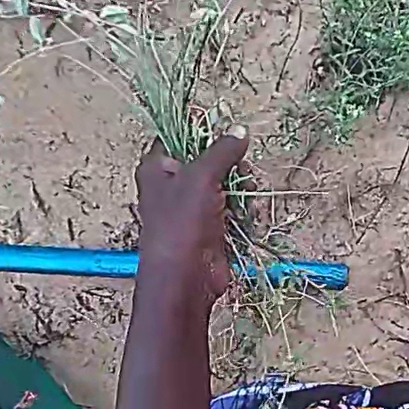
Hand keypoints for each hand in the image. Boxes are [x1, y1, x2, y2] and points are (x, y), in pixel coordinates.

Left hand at [135, 132, 249, 306]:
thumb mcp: (201, 177)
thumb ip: (221, 151)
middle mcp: (173, 186)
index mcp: (157, 168)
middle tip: (241, 170)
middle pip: (208, 160)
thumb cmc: (182, 224)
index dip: (200, 130)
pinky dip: (244, 208)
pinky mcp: (212, 227)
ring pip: (225, 184)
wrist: (186, 278)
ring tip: (249, 194)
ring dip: (242, 187)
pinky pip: (233, 208)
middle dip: (230, 164)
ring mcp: (194, 208)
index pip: (177, 136)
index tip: (226, 131)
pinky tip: (250, 212)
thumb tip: (240, 132)